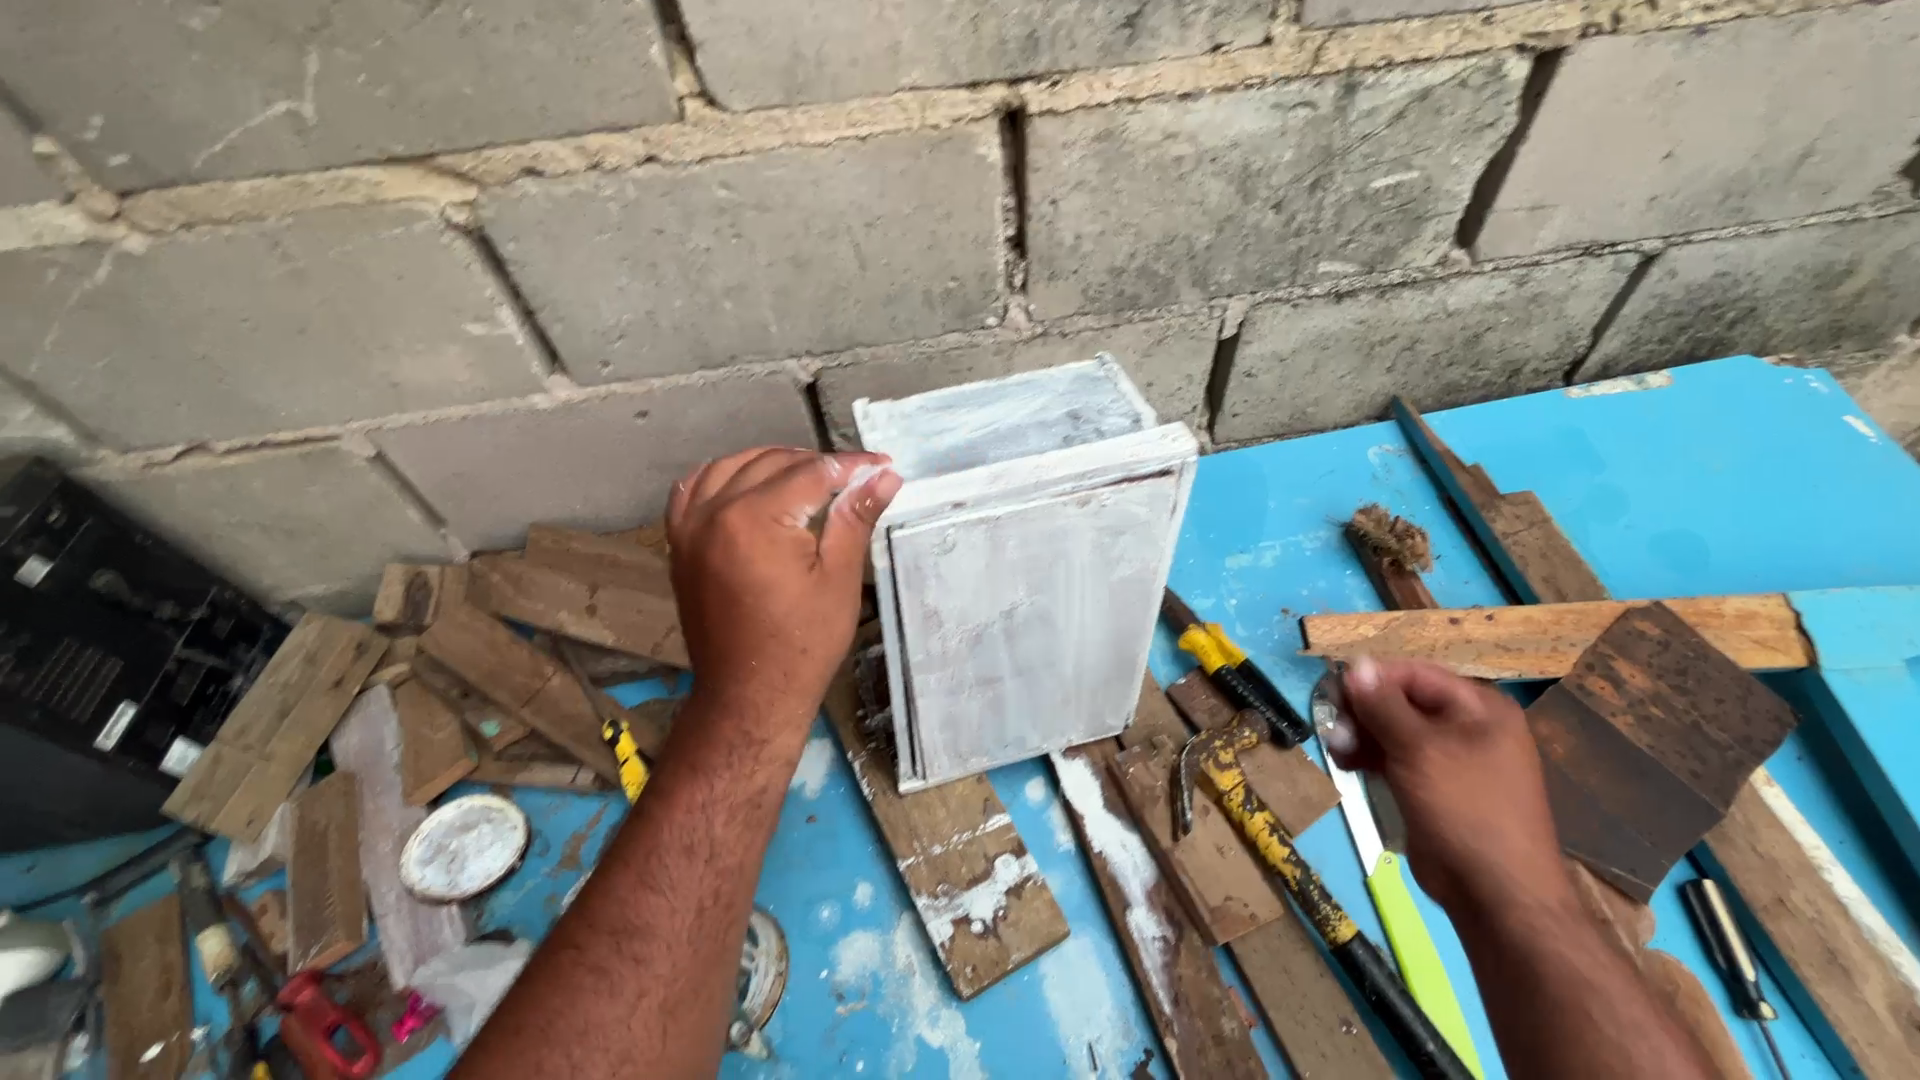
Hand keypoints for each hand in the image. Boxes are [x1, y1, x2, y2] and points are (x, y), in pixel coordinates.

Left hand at [667, 447, 901, 730]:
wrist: (749, 694)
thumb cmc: (802, 644)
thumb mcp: (838, 579)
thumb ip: (856, 517)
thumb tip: (884, 475)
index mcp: (755, 520)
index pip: (811, 472)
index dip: (852, 466)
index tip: (882, 465)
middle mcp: (714, 512)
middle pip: (772, 463)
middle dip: (817, 463)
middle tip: (855, 478)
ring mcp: (689, 527)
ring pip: (732, 466)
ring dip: (772, 463)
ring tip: (809, 477)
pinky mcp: (679, 543)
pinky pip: (694, 489)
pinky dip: (724, 477)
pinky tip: (748, 483)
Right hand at [1325, 658, 1571, 920]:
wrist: (1495, 892)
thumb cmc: (1464, 808)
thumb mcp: (1419, 749)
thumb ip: (1383, 705)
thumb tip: (1356, 665)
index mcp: (1479, 707)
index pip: (1414, 673)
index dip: (1373, 679)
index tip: (1333, 693)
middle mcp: (1468, 726)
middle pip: (1402, 700)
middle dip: (1363, 711)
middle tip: (1332, 728)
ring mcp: (1451, 759)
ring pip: (1394, 730)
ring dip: (1361, 734)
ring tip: (1336, 750)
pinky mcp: (1433, 787)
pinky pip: (1396, 758)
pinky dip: (1370, 756)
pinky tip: (1346, 764)